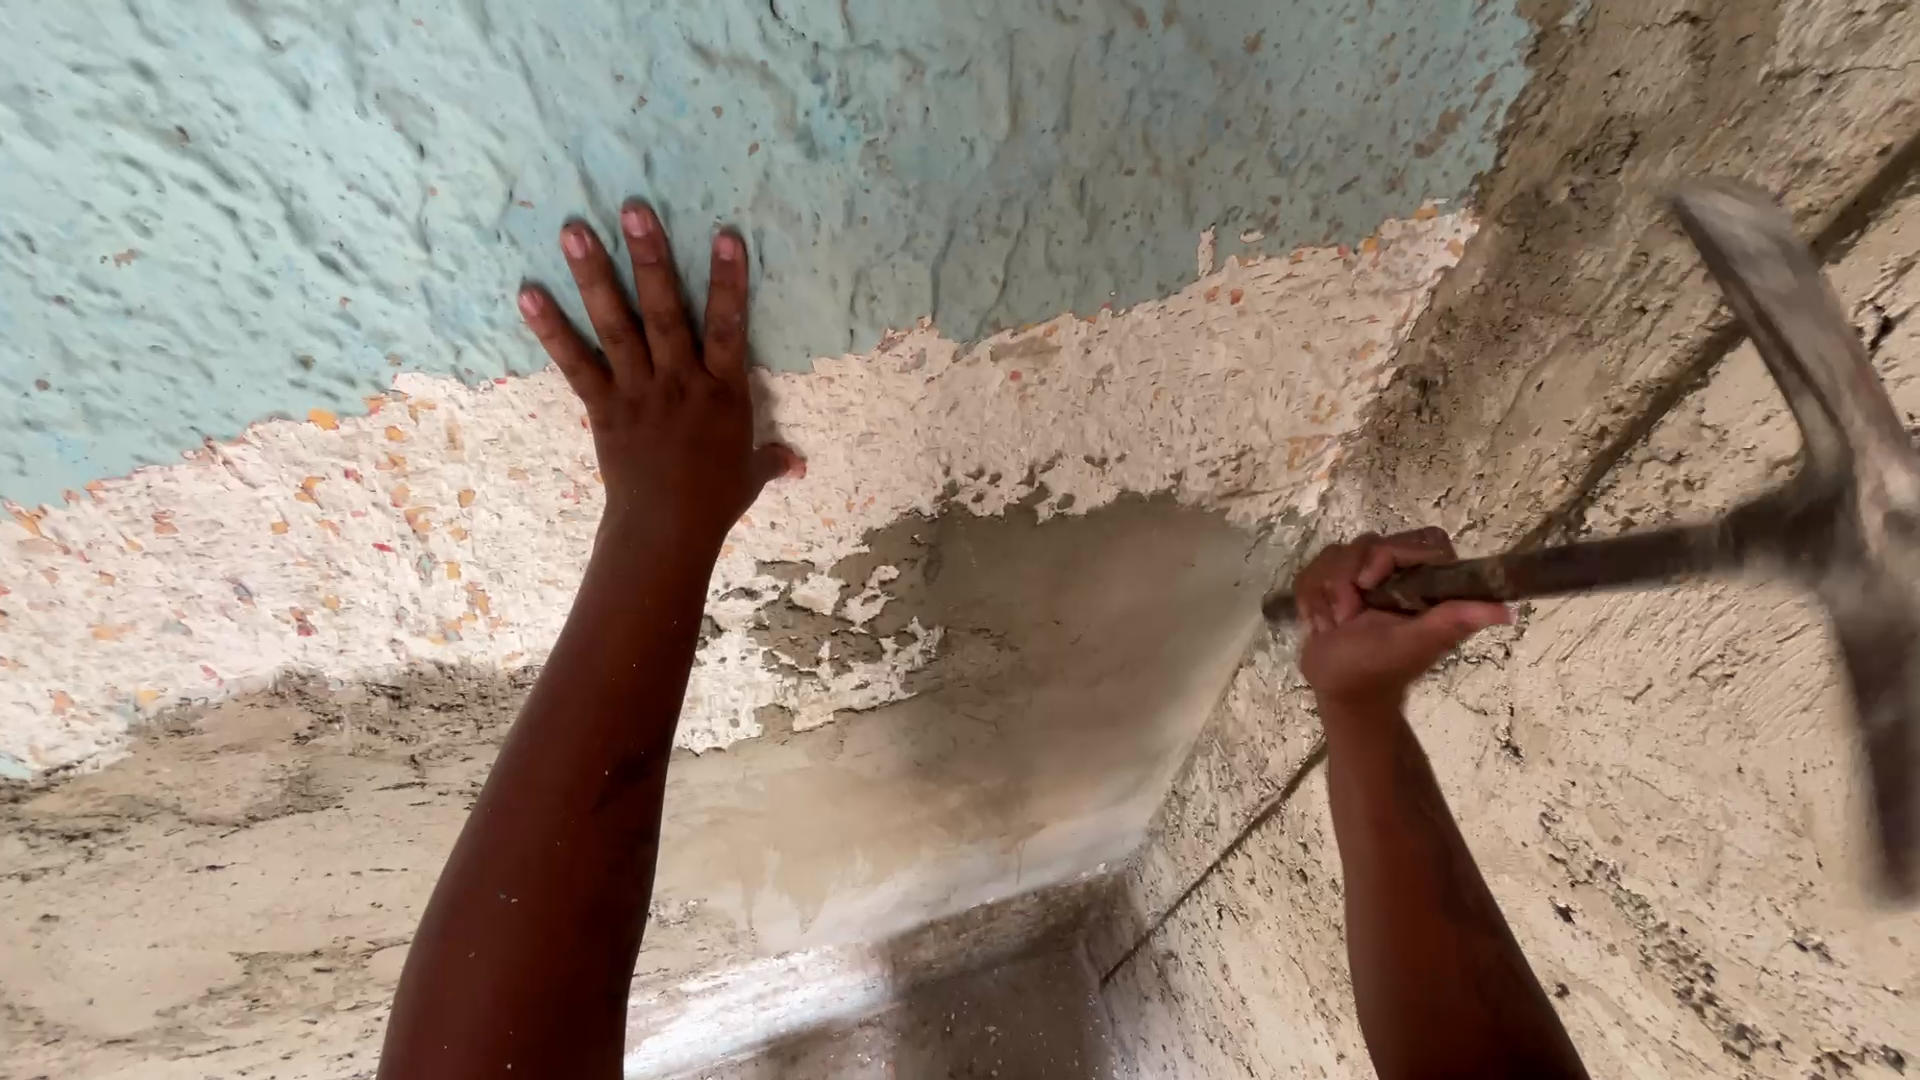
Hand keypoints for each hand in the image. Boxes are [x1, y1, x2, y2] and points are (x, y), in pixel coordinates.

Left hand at [517, 202, 800, 554]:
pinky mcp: (604, 407)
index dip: (729, 281)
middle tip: (633, 208)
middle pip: (666, 312)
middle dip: (651, 259)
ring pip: (617, 327)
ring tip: (574, 230)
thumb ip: (771, 460)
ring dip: (595, 277)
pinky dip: (552, 331)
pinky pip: (576, 364)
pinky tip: (528, 293)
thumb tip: (796, 465)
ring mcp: (639, 391)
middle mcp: (681, 381)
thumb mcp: (751, 476)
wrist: (667, 530)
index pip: (729, 327)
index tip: (725, 235)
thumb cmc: (716, 500)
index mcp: (723, 392)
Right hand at [1295, 528, 1509, 711]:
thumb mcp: (1411, 644)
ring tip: (1334, 624)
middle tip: (1348, 616)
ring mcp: (1363, 577)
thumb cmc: (1374, 670)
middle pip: (1368, 543)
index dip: (1387, 553)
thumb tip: (1505, 612)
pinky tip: (1318, 623)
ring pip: (1335, 554)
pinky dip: (1309, 598)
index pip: (1418, 541)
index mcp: (1428, 585)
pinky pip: (1312, 569)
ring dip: (1325, 593)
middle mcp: (1399, 575)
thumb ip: (1449, 621)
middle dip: (1343, 580)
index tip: (1368, 584)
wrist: (1334, 687)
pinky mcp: (1333, 583)